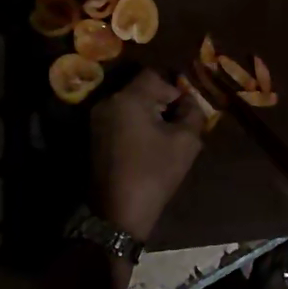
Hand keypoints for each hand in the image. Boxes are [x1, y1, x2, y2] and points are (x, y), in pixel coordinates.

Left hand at [89, 70, 204, 241]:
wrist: (118, 212)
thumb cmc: (154, 173)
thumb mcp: (186, 142)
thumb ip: (193, 113)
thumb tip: (189, 102)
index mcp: (128, 98)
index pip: (154, 76)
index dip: (174, 90)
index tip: (185, 114)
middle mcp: (107, 102)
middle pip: (140, 89)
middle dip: (161, 103)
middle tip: (177, 127)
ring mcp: (97, 120)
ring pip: (129, 105)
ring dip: (148, 115)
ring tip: (163, 139)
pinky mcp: (94, 137)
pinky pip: (119, 120)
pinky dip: (134, 126)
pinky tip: (145, 148)